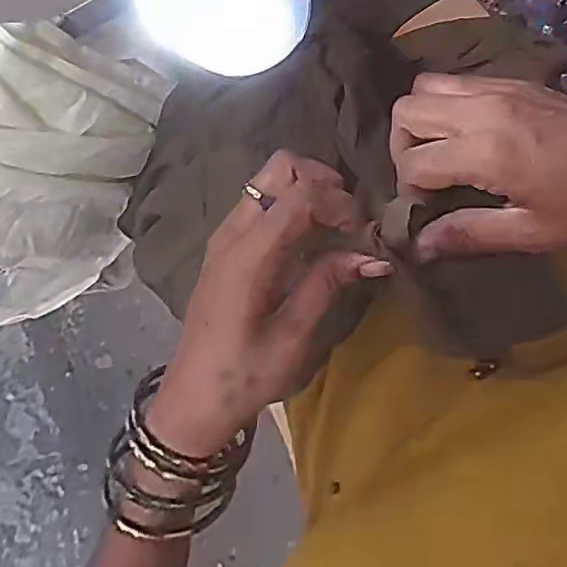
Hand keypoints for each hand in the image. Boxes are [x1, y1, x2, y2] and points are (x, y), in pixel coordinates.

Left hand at [147, 151, 390, 456]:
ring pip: (271, 179)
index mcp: (248, 254)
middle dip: (323, 179)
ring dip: (309, 189)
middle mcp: (233, 230)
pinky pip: (264, 201)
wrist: (191, 398)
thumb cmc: (243, 375)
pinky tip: (314, 239)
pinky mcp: (228, 243)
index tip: (364, 232)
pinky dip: (294, 204)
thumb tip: (375, 255)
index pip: (300, 194)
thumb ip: (328, 285)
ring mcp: (227, 233)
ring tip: (338, 227)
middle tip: (351, 218)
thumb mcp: (292, 337)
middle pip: (281, 167)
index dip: (340, 203)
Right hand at [390, 74, 566, 258]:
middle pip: (407, 112)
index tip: (426, 212)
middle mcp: (484, 109)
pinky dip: (446, 104)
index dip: (409, 192)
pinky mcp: (515, 81)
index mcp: (487, 150)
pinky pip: (458, 81)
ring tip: (442, 152)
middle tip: (426, 178)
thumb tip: (418, 246)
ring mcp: (500, 87)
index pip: (414, 163)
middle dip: (403, 148)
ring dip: (421, 119)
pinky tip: (469, 134)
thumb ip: (467, 234)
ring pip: (427, 87)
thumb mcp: (531, 232)